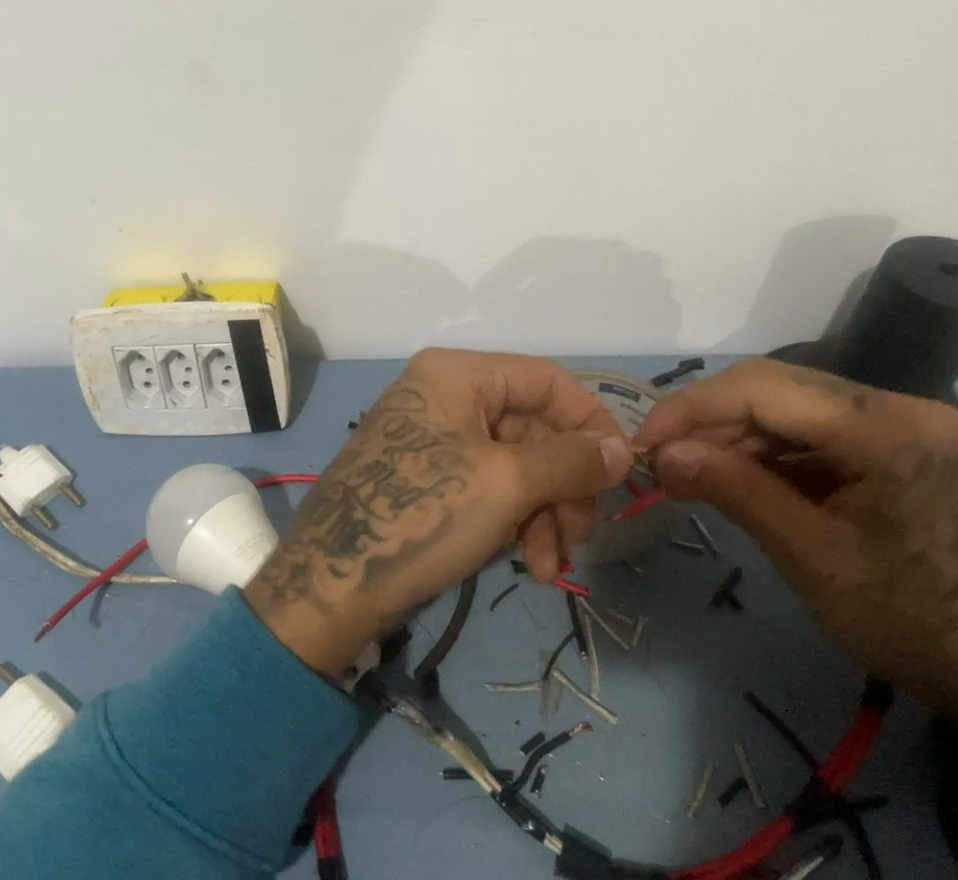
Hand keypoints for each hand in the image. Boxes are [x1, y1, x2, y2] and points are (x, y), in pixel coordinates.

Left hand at [244, 349, 633, 672]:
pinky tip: (526, 565)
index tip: (622, 472)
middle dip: (564, 488)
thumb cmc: (423, 514)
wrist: (333, 583)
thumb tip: (623, 450)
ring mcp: (433, 442)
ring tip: (550, 567)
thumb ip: (571, 461)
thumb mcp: (507, 483)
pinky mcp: (426, 483)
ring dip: (543, 517)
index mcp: (456, 375)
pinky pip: (487, 491)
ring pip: (514, 468)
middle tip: (583, 536)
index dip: (591, 424)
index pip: (547, 381)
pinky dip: (512, 525)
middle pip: (532, 431)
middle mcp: (444, 397)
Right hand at [634, 358, 957, 741]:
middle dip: (711, 420)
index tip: (642, 442)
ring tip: (691, 475)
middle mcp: (904, 409)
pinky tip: (742, 480)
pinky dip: (776, 454)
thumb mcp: (813, 558)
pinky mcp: (908, 452)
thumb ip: (738, 492)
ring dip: (740, 437)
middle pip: (780, 388)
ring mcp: (911, 428)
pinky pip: (824, 435)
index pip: (765, 388)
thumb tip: (664, 454)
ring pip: (798, 409)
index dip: (692, 408)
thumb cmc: (914, 623)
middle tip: (662, 462)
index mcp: (888, 429)